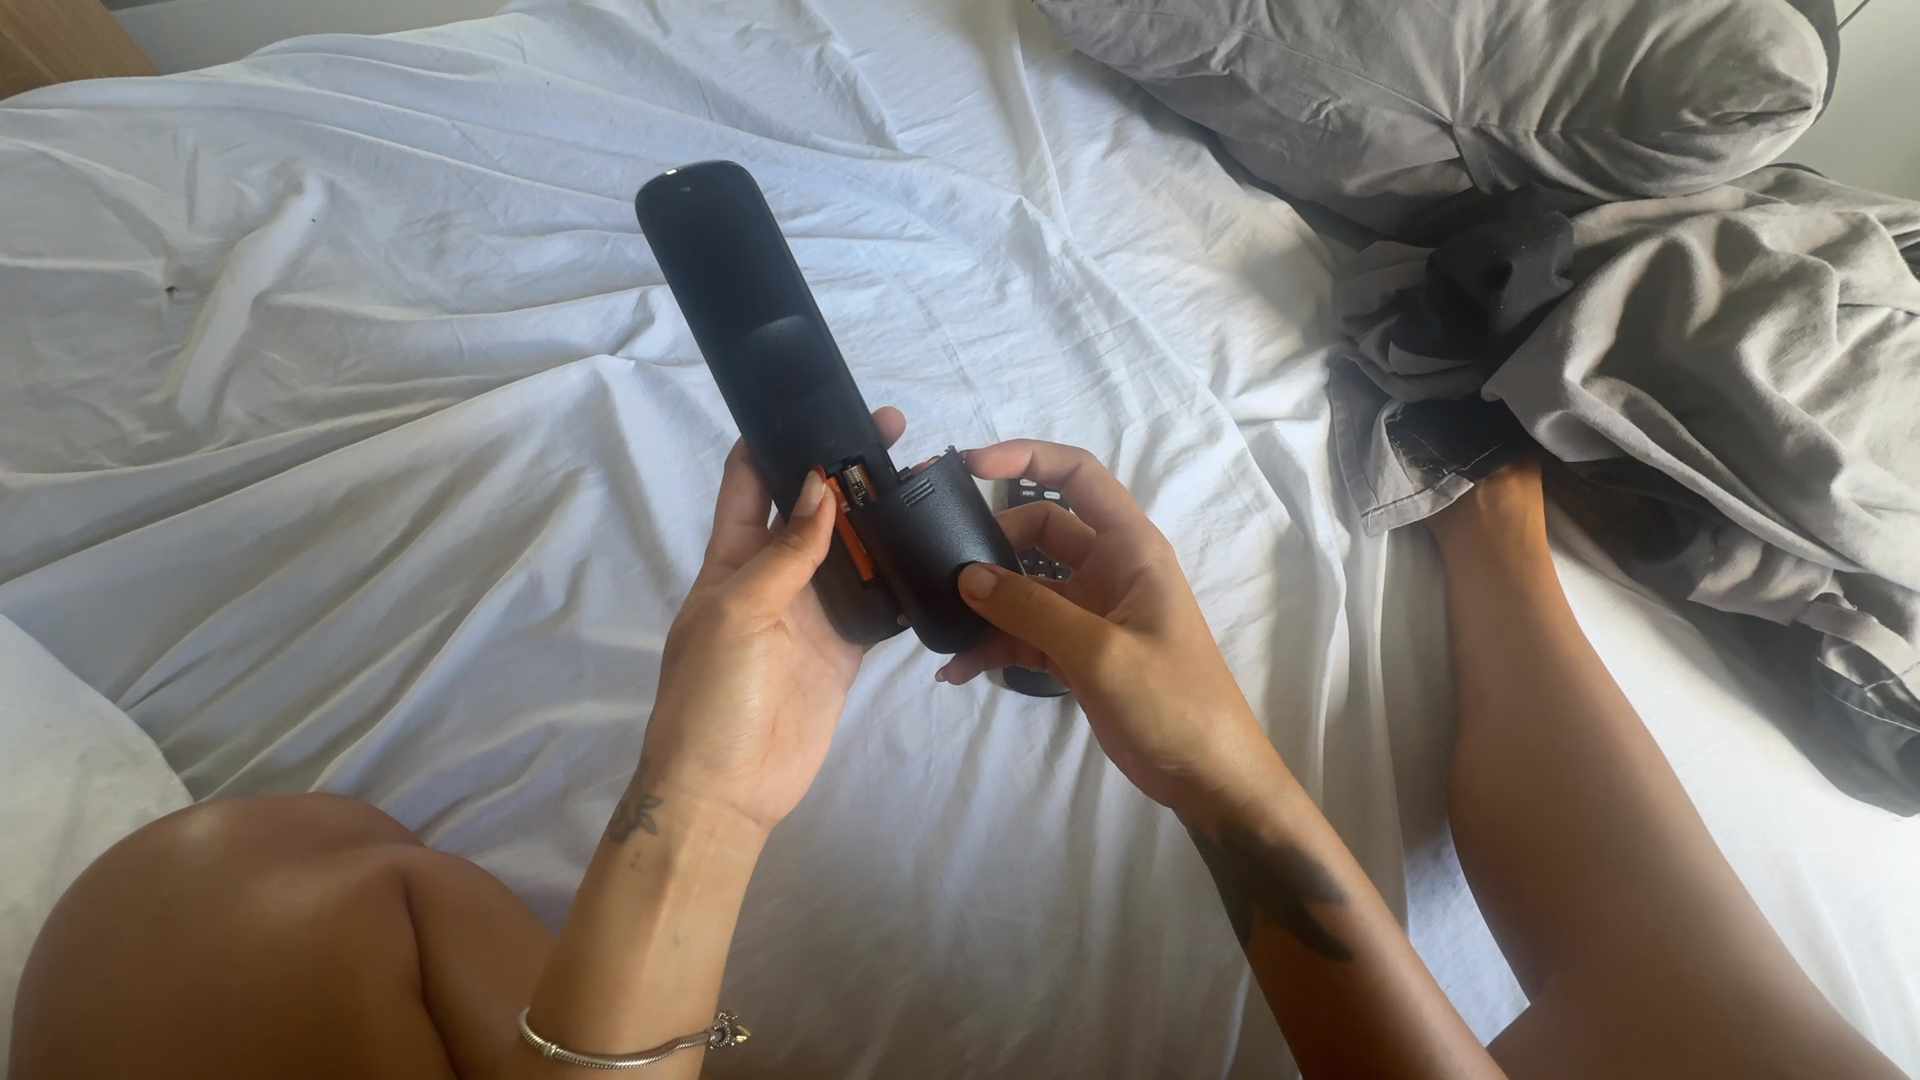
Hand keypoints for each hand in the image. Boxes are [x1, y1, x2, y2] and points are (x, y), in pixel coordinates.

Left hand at [638, 408, 904, 835]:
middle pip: (813, 508)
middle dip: (844, 469)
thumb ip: (786, 553)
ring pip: (850, 549)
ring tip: (919, 481)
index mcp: (732, 557)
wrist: (730, 787)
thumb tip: (825, 487)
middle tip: (892, 433)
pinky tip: (926, 549)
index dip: (776, 441)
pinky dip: (897, 576)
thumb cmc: (713, 693)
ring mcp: (813, 609)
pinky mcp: (844, 645)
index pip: (749, 481)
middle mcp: (774, 574)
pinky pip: (874, 600)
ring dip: (877, 518)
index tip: (817, 405)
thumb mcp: (738, 612)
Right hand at [936, 441, 1286, 817]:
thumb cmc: (1172, 701)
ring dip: (986, 603)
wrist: (1206, 776)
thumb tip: (967, 577)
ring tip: (942, 622)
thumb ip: (1031, 609)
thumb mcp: (1100, 651)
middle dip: (992, 543)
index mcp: (1129, 548)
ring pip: (1024, 586)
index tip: (971, 465)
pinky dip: (992, 647)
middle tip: (943, 563)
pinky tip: (959, 669)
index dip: (1027, 457)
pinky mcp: (1074, 650)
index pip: (1078, 477)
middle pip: (1038, 531)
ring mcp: (1088, 611)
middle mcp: (1107, 569)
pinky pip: (1023, 634)